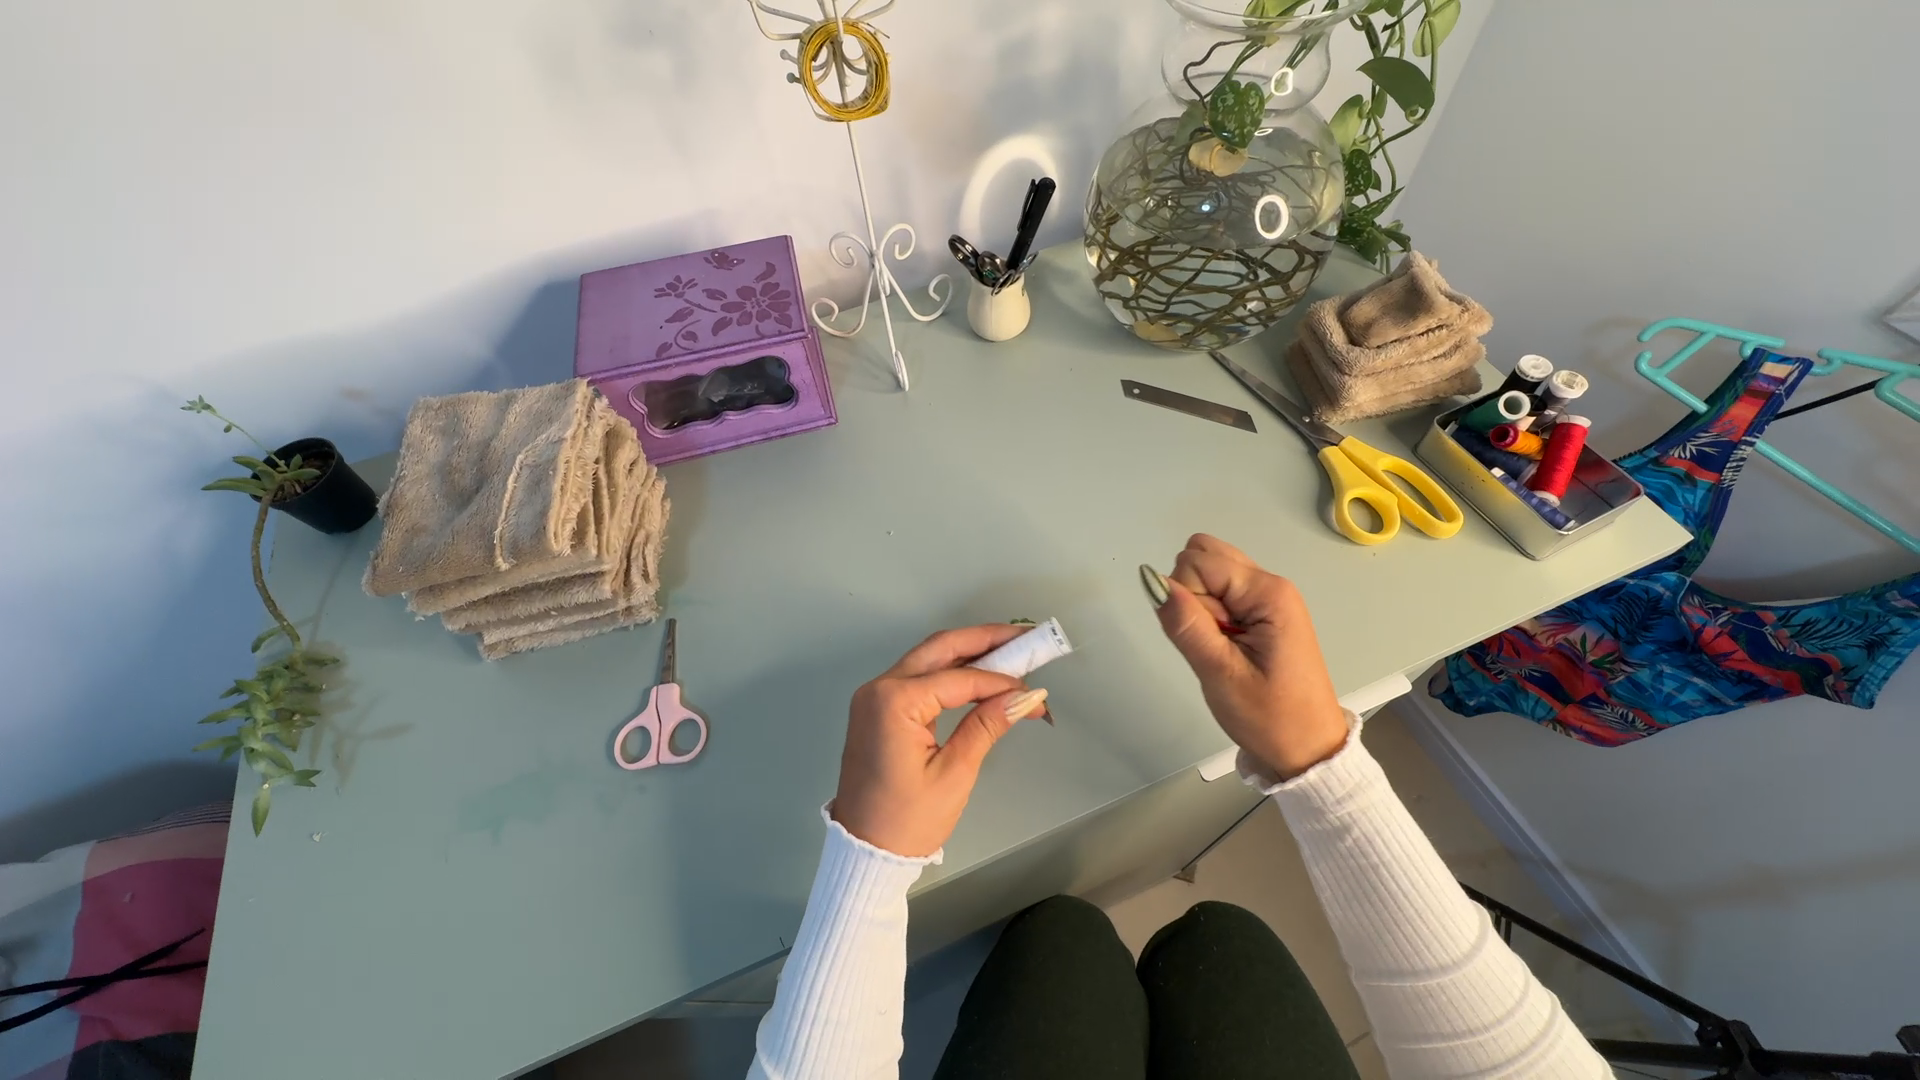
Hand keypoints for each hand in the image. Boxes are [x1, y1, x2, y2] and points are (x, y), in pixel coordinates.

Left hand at [831, 624, 1051, 856]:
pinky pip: (919, 676)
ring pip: (929, 657)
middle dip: (985, 639)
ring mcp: (875, 696)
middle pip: (940, 648)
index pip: (959, 677)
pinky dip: (951, 671)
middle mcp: (879, 687)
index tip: (1034, 690)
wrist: (863, 851)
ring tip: (1011, 650)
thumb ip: (987, 726)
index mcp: (894, 701)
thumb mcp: (954, 773)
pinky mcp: (879, 708)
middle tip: (1025, 636)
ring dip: (969, 651)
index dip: (1000, 681)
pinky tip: (980, 675)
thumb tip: (1025, 697)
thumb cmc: (906, 821)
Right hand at [1152, 534, 1348, 779]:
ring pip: (1208, 571)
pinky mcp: (1260, 612)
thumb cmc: (1269, 717)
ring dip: (1199, 603)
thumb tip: (1151, 579)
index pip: (1197, 562)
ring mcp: (1266, 597)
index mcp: (1268, 593)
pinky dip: (1209, 611)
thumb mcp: (1220, 674)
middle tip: (1213, 642)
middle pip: (1203, 556)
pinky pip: (1219, 592)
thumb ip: (1185, 624)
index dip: (1186, 599)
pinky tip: (1223, 644)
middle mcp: (1270, 584)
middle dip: (1190, 594)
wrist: (1307, 750)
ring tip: (1219, 645)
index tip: (1206, 641)